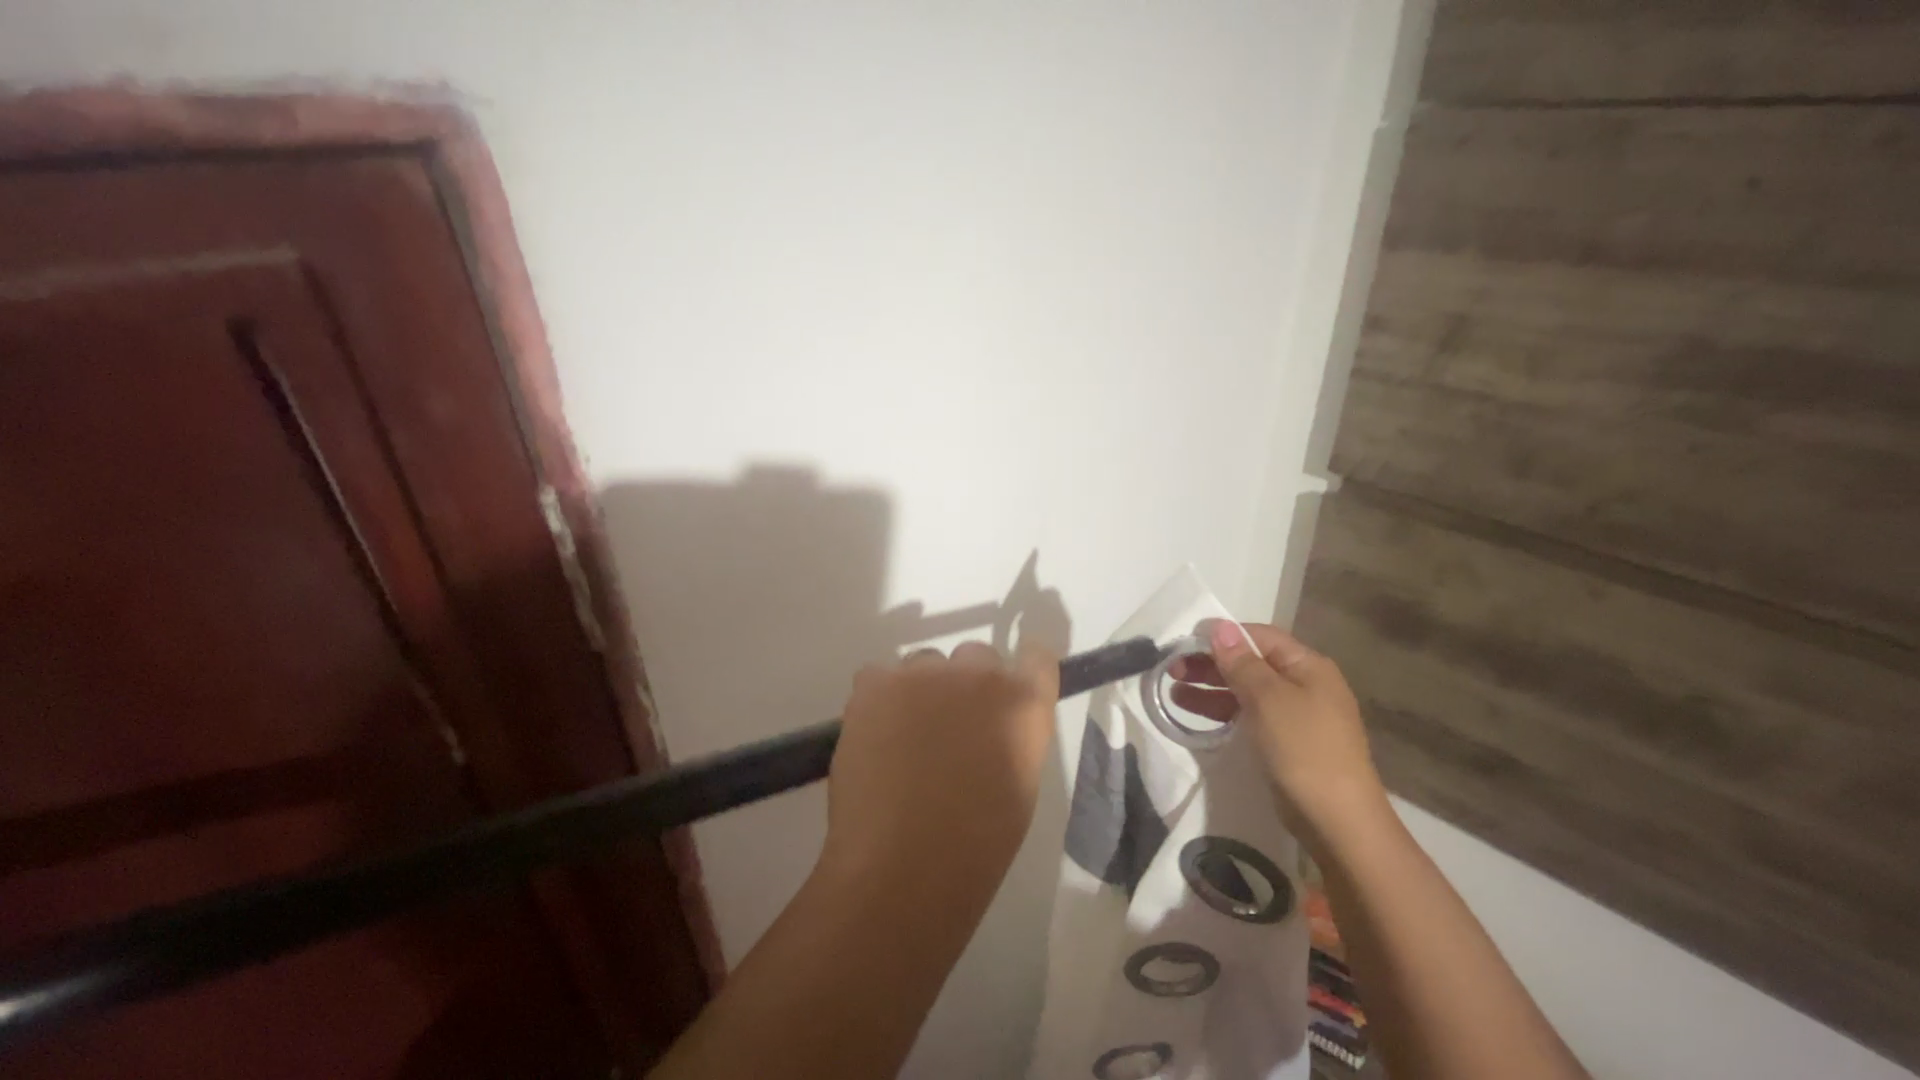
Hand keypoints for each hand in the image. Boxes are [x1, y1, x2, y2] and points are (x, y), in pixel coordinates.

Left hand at [823, 641, 1060, 884]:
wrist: (903, 865)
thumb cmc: (976, 843)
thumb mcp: (1020, 784)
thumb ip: (1012, 736)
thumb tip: (991, 724)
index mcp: (1025, 703)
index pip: (1036, 656)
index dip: (1021, 671)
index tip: (1007, 690)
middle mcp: (978, 674)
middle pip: (976, 657)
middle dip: (966, 685)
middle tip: (950, 730)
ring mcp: (923, 675)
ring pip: (925, 665)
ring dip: (921, 691)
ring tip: (906, 740)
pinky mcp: (874, 685)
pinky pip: (880, 677)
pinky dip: (880, 701)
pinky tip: (876, 739)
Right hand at [1170, 621, 1387, 847]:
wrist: (1336, 817)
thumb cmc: (1303, 748)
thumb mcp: (1268, 699)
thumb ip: (1241, 662)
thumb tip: (1220, 627)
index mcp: (1308, 666)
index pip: (1260, 636)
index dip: (1223, 635)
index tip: (1185, 642)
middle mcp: (1304, 685)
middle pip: (1252, 663)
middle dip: (1212, 663)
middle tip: (1171, 669)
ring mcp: (1296, 715)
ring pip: (1247, 691)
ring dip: (1211, 688)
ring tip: (1173, 692)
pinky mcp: (1285, 742)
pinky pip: (1250, 716)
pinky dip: (1223, 712)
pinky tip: (1196, 714)